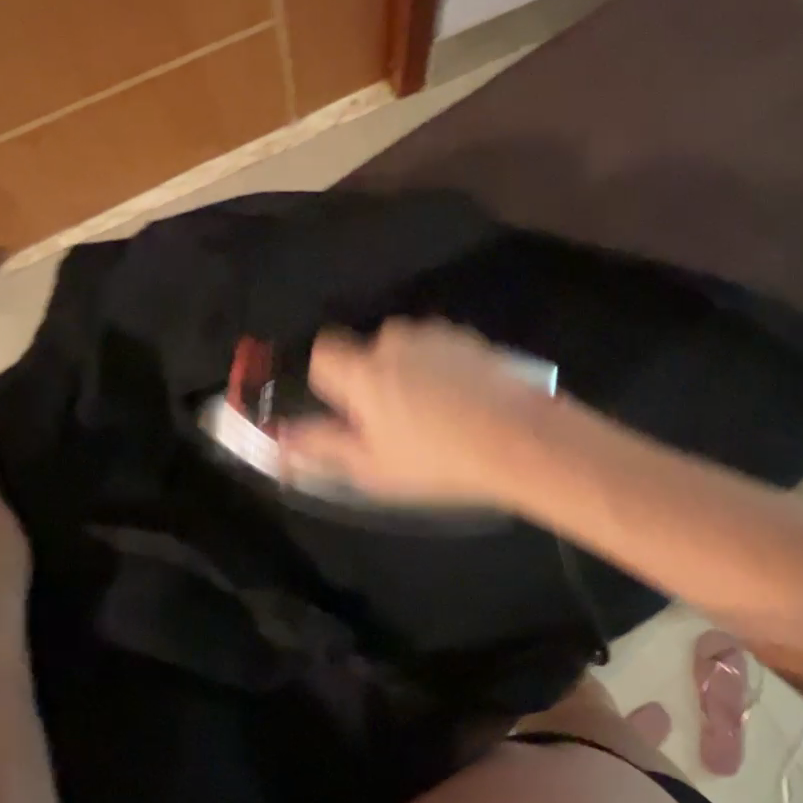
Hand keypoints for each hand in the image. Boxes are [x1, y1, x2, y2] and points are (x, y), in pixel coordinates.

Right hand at [279, 319, 550, 507]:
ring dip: (413, 374)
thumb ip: (322, 446)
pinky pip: (443, 352)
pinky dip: (446, 371)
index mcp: (364, 369)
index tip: (349, 409)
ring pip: (408, 352)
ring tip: (439, 418)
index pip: (324, 352)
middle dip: (376, 380)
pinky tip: (465, 405)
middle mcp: (395, 340)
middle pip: (369, 353)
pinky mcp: (473, 339)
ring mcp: (438, 335)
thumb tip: (282, 438)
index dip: (331, 380)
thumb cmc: (438, 459)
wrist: (521, 440)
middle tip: (397, 424)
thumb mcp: (373, 466)